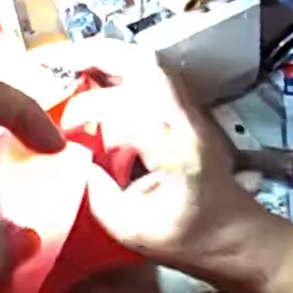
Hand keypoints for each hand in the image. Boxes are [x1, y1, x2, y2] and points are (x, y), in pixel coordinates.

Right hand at [43, 40, 292, 292]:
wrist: (238, 236)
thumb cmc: (191, 238)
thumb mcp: (135, 231)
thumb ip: (97, 196)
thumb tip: (71, 159)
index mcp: (175, 146)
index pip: (125, 107)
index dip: (85, 110)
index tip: (60, 129)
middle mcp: (183, 116)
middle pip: (141, 64)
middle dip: (94, 55)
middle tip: (54, 60)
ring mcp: (186, 107)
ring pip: (146, 61)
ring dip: (104, 55)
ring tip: (69, 61)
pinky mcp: (182, 108)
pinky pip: (148, 72)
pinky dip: (116, 65)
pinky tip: (92, 73)